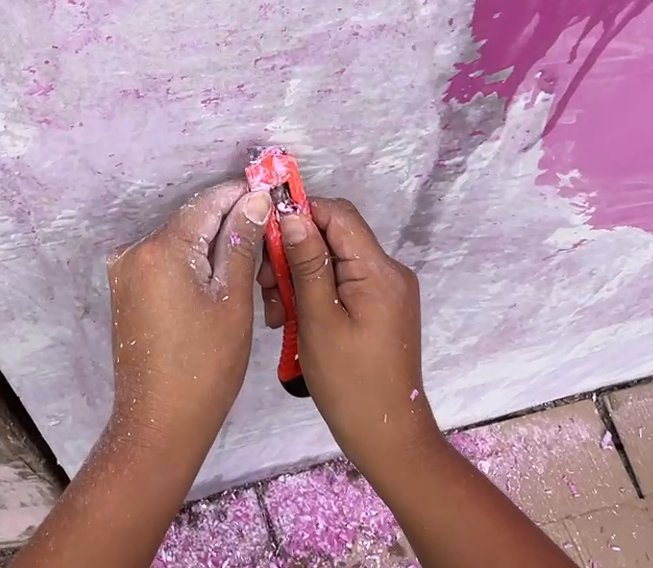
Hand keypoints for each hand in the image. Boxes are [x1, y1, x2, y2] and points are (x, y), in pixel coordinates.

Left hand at [107, 180, 273, 450]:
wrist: (159, 422)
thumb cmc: (205, 366)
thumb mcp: (233, 301)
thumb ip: (240, 243)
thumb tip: (253, 198)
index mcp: (162, 248)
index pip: (206, 202)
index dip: (240, 194)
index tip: (272, 193)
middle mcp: (136, 250)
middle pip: (191, 219)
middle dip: (229, 219)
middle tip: (270, 227)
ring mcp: (126, 269)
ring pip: (179, 239)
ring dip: (212, 241)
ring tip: (252, 253)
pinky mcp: (126, 288)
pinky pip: (165, 259)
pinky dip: (193, 259)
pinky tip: (220, 273)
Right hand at [258, 197, 441, 476]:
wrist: (388, 439)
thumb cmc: (349, 382)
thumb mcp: (318, 320)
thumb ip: (307, 264)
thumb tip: (293, 215)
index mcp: (378, 271)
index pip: (337, 214)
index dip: (300, 214)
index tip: (264, 235)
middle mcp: (388, 272)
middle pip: (333, 237)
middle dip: (294, 253)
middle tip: (265, 288)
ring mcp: (385, 291)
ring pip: (332, 261)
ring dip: (299, 277)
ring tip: (277, 314)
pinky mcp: (378, 308)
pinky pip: (341, 283)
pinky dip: (314, 293)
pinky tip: (292, 320)